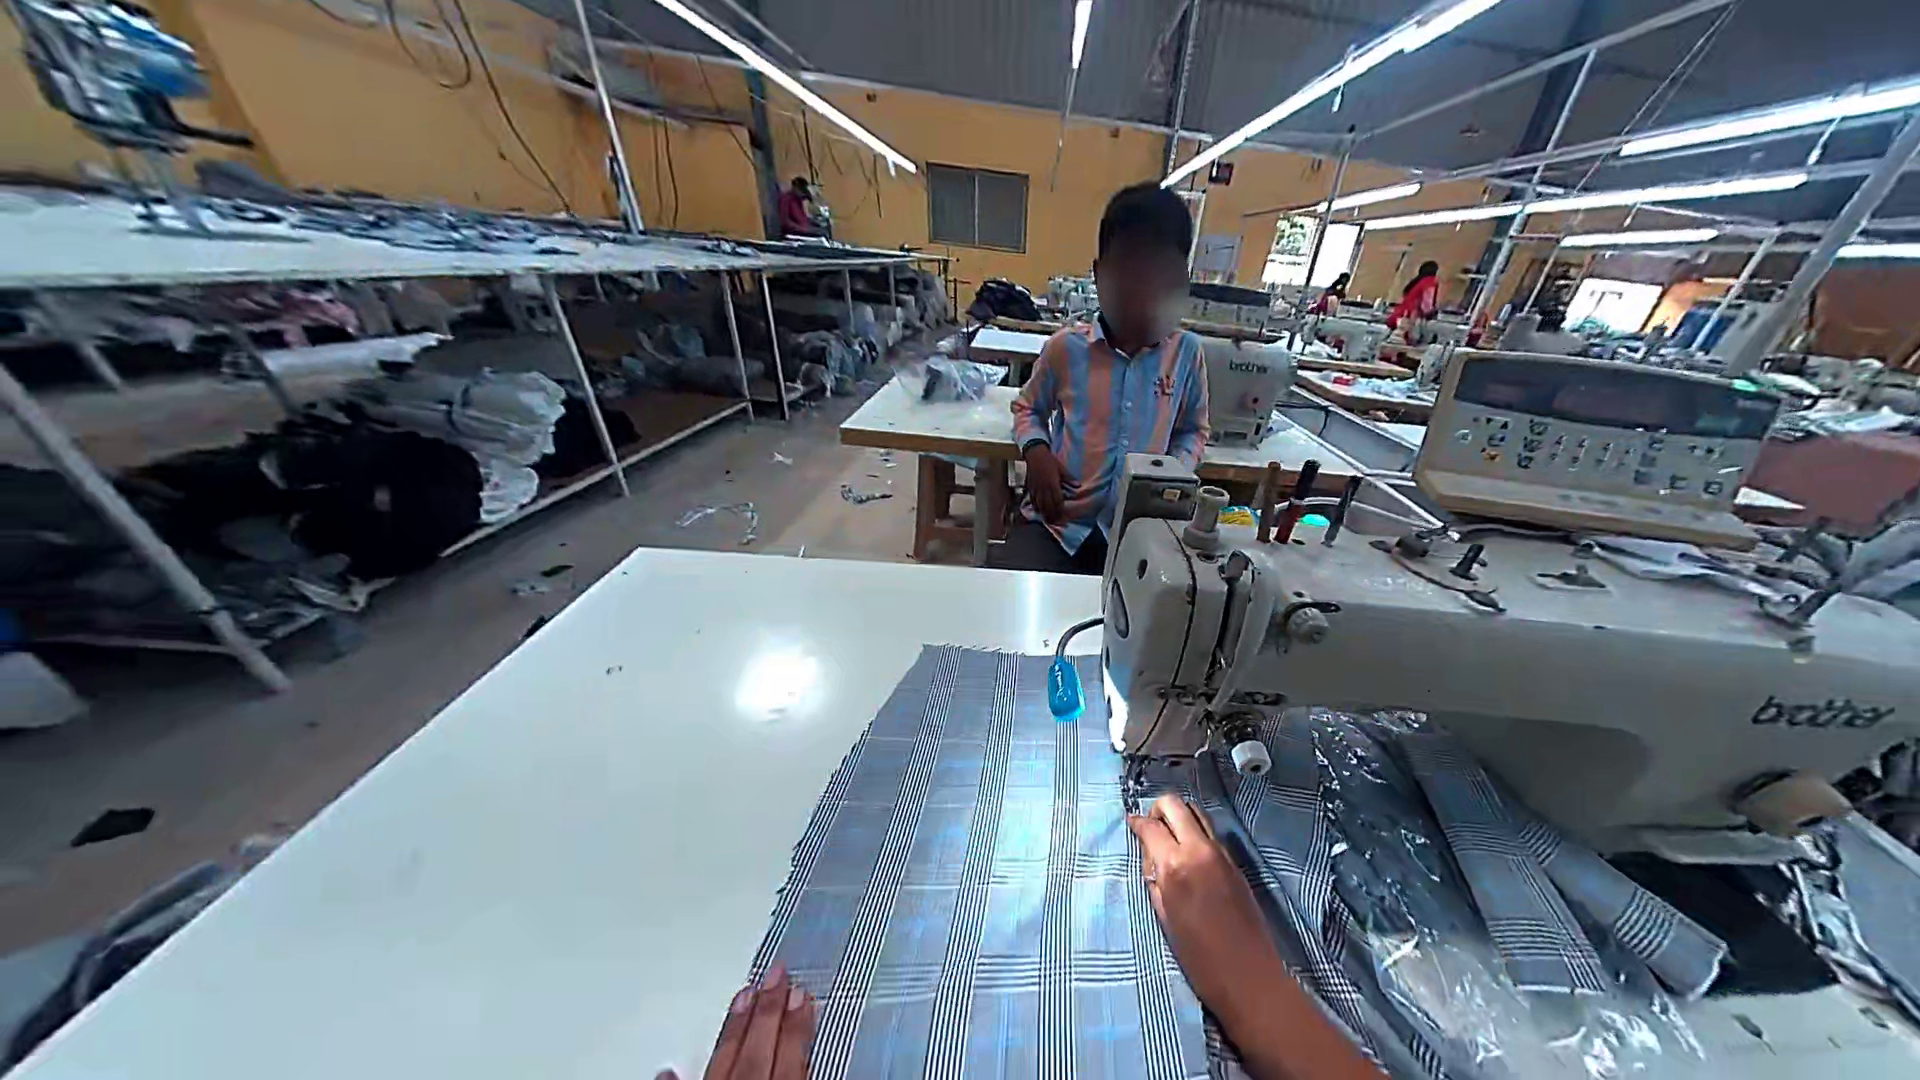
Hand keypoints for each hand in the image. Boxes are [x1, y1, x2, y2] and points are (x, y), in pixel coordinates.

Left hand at [662, 965, 815, 1079]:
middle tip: (777, 972)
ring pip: (721, 1061)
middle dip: (768, 1008)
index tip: (801, 992)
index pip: (789, 1057)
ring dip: (733, 1028)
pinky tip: (667, 1070)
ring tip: (743, 994)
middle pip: (756, 1050)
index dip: (797, 1022)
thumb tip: (810, 1057)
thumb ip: (798, 1073)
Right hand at [1023, 443, 1065, 523]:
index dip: (1060, 510)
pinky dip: (1036, 507)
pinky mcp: (1030, 488)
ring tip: (1048, 520)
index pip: (1057, 501)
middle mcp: (1044, 489)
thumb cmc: (1049, 460)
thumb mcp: (1061, 468)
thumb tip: (1078, 486)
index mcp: (1052, 484)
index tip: (1063, 517)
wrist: (1034, 454)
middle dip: (1053, 515)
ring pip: (1040, 505)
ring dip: (1044, 514)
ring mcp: (1036, 489)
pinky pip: (1033, 500)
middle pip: (1048, 506)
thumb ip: (1069, 478)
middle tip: (1057, 522)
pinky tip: (1038, 511)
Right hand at [1127, 796, 1288, 1026]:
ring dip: (1179, 817)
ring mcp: (1220, 853)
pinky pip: (1209, 833)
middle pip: (1175, 805)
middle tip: (1151, 828)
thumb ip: (1154, 877)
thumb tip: (1150, 854)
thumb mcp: (1164, 914)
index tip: (1131, 824)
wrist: (1250, 978)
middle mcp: (1199, 850)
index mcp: (1176, 864)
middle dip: (1158, 810)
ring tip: (1170, 839)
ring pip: (1196, 813)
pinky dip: (1195, 832)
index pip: (1150, 825)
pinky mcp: (1234, 863)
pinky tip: (1189, 855)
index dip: (1137, 822)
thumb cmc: (1198, 955)